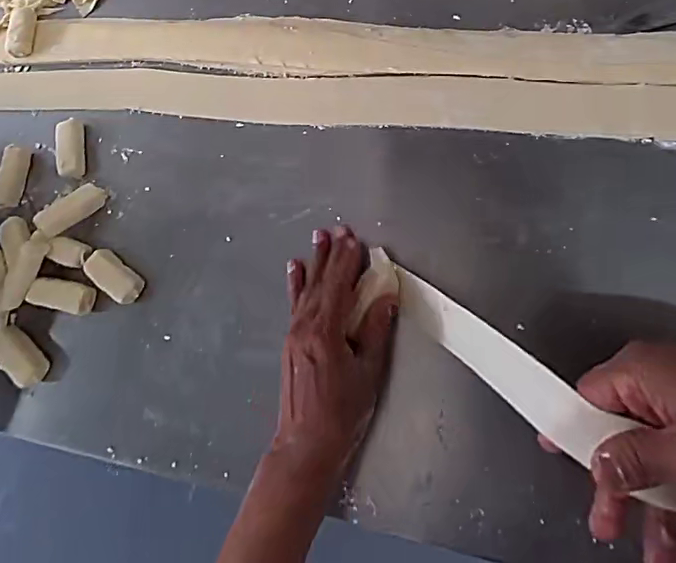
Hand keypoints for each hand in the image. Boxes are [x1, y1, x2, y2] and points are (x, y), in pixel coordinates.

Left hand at [270, 225, 397, 478]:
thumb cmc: (341, 414)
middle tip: (340, 229)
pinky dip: (297, 284)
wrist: (305, 446)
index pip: (340, 285)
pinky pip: (295, 303)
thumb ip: (375, 331)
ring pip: (307, 288)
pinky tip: (296, 269)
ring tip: (319, 237)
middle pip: (322, 281)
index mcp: (326, 331)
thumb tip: (385, 299)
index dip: (348, 260)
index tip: (356, 239)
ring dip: (316, 262)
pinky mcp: (290, 342)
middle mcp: (305, 326)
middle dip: (333, 254)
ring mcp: (294, 333)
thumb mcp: (368, 372)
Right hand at [550, 343, 675, 561]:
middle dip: (620, 484)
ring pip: (654, 445)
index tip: (561, 463)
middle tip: (611, 526)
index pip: (588, 396)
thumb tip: (597, 464)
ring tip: (664, 549)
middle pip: (620, 428)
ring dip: (657, 498)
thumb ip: (634, 460)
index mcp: (643, 370)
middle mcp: (659, 373)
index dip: (573, 434)